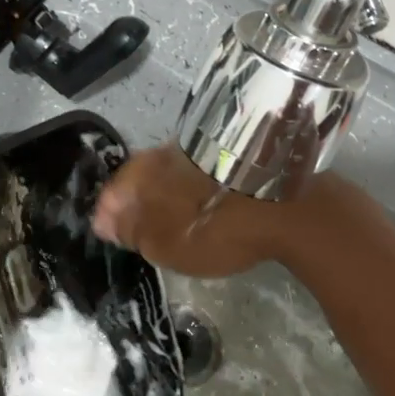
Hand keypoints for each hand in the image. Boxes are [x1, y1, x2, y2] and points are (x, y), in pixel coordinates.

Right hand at [87, 145, 285, 275]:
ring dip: (164, 196)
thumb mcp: (164, 245)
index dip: (109, 217)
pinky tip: (202, 206)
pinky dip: (191, 191)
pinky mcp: (227, 154)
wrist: (288, 206)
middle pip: (138, 179)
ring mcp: (197, 149)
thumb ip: (131, 232)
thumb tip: (106, 222)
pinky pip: (195, 174)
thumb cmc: (217, 231)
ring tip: (174, 222)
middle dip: (136, 204)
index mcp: (142, 173)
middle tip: (143, 233)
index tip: (116, 238)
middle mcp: (163, 153)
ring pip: (168, 174)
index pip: (111, 193)